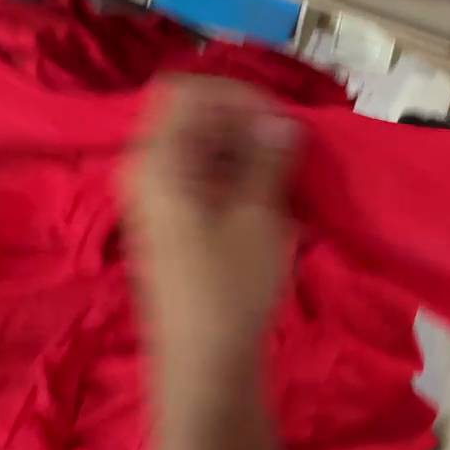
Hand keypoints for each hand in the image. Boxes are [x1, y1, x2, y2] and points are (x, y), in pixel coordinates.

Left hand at [123, 77, 297, 399]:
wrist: (205, 357)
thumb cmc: (231, 286)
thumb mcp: (259, 216)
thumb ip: (268, 160)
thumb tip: (280, 120)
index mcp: (160, 162)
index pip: (189, 92)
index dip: (240, 96)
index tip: (285, 123)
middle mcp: (152, 170)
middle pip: (198, 117)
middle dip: (251, 123)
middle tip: (298, 151)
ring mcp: (163, 195)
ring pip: (208, 146)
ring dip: (253, 150)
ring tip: (293, 176)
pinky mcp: (180, 218)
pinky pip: (210, 174)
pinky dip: (245, 174)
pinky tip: (276, 199)